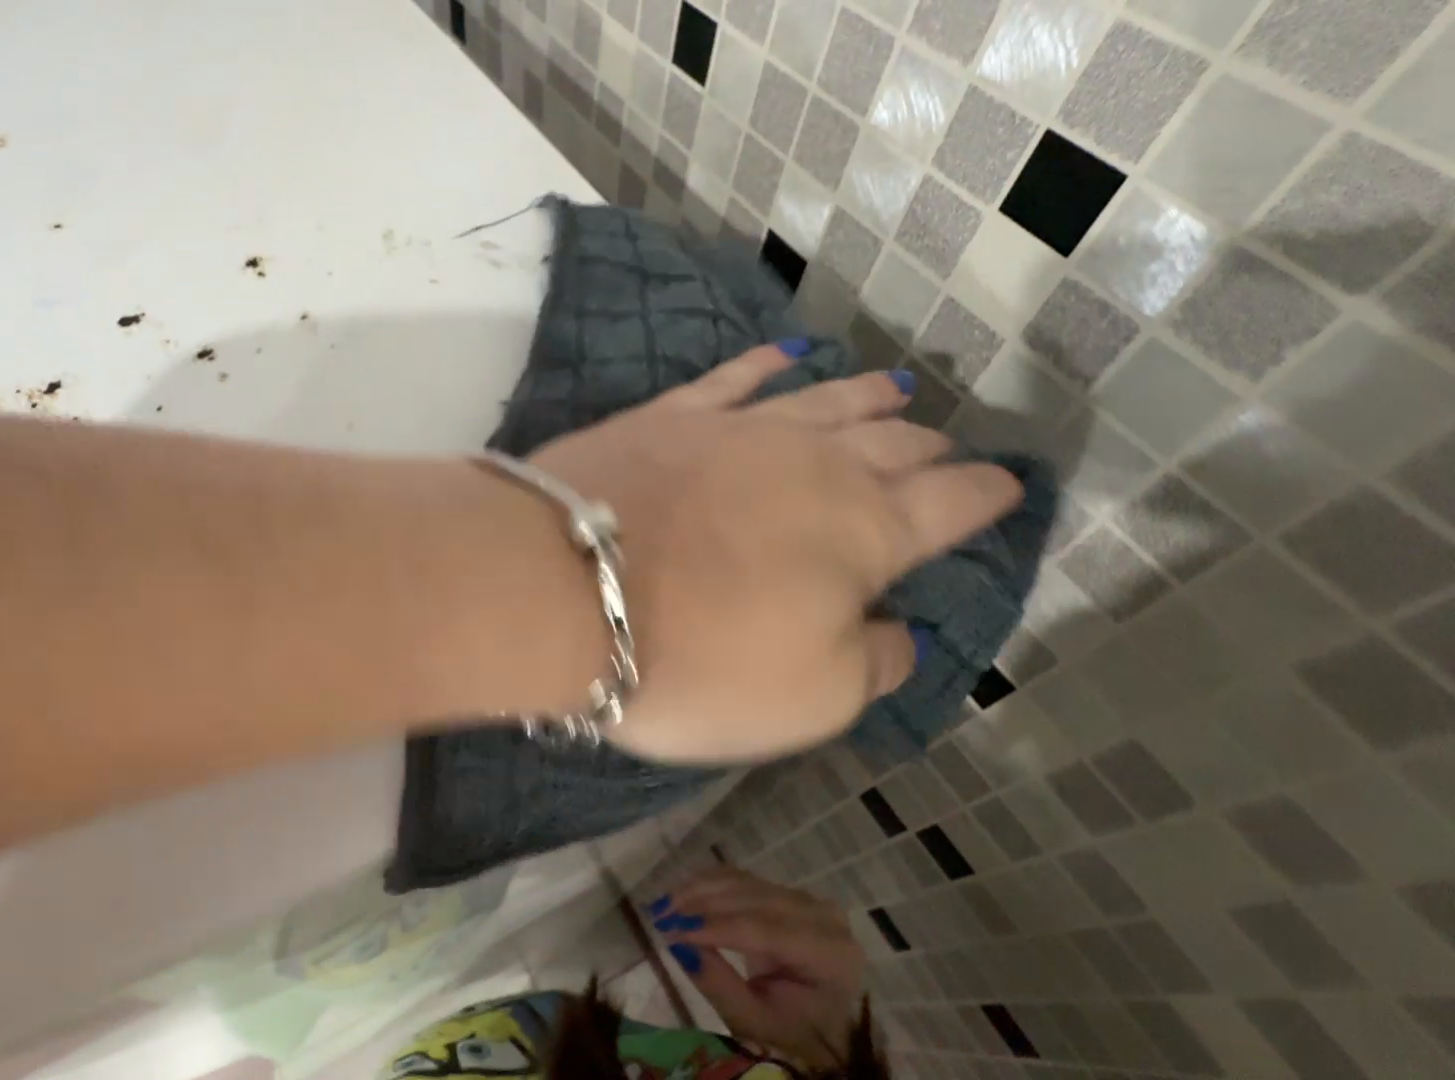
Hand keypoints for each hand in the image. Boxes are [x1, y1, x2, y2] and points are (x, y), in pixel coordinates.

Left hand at [527, 340, 1021, 762]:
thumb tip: (896, 631)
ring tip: (896, 386)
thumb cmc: (698, 659)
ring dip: (863, 396)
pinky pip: (730, 380)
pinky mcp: (665, 420)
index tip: (1009, 484)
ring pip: (820, 401)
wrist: (565, 591)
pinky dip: (763, 366)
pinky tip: (784, 354)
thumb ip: (872, 661)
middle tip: (946, 443)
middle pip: (886, 447)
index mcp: (863, 532)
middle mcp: (811, 465)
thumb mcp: (811, 696)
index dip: (982, 497)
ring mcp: (735, 432)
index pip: (945, 506)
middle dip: (924, 448)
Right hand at [652, 867, 866, 1066]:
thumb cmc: (793, 1032)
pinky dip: (708, 884)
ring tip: (662, 905)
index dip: (715, 927)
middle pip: (753, 899)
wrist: (825, 1028)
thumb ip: (719, 984)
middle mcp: (823, 916)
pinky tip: (680, 894)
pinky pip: (743, 879)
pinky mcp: (786, 892)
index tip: (670, 930)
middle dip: (701, 904)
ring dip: (699, 889)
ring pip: (744, 883)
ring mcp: (806, 899)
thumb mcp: (755, 1021)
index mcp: (830, 953)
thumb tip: (678, 943)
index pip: (766, 929)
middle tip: (659, 916)